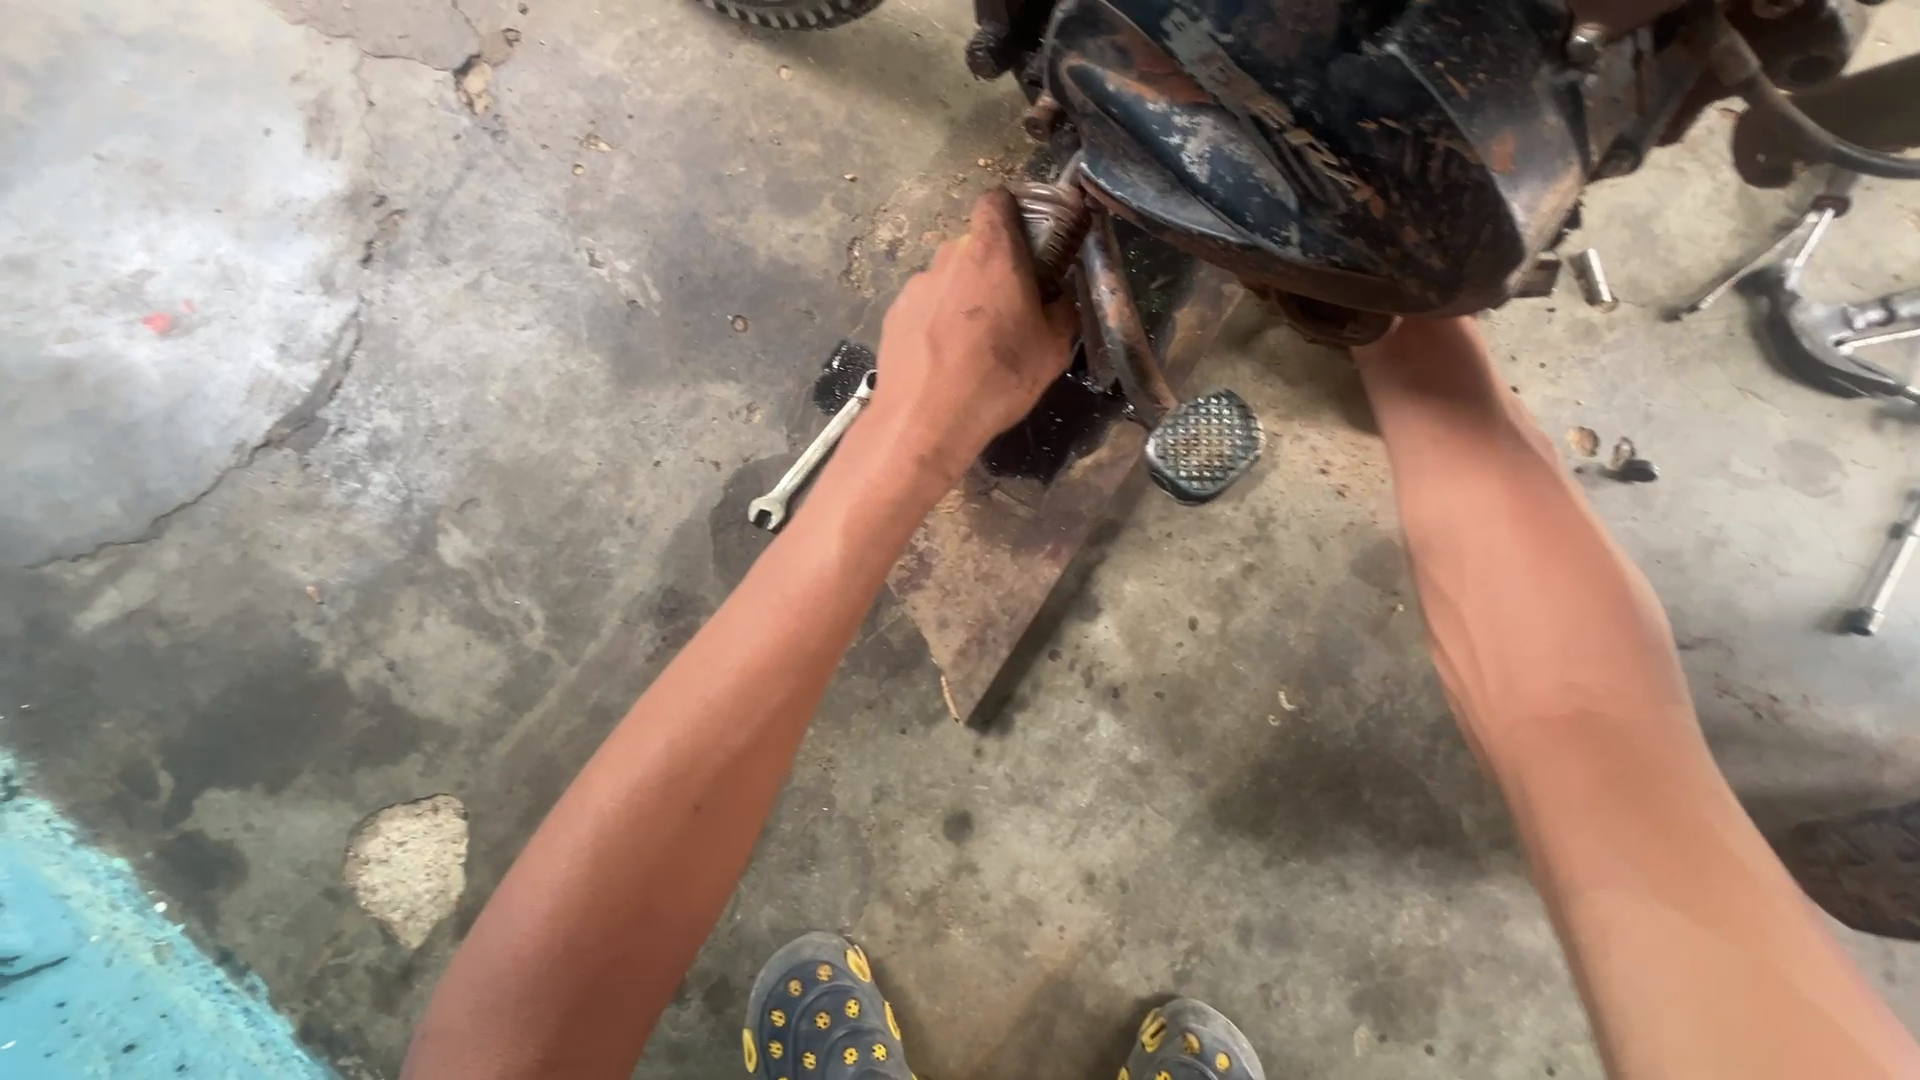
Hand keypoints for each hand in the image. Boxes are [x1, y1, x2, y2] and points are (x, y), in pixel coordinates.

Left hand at [866, 188, 1076, 480]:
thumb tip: (1057, 300)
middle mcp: (947, 258)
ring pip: (947, 282)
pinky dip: (936, 326)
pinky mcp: (893, 316)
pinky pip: (924, 310)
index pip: (997, 201)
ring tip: (972, 349)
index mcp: (992, 252)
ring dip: (962, 302)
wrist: (925, 420)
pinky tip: (945, 363)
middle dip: (991, 272)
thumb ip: (1061, 311)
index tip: (1028, 247)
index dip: (1014, 216)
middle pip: (973, 248)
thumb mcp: (1053, 349)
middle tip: (1008, 314)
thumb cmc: (998, 377)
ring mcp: (915, 287)